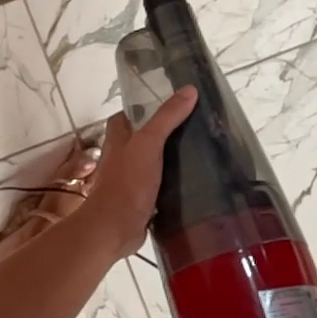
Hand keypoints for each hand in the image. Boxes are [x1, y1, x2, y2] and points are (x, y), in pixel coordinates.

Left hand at [82, 87, 196, 260]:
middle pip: (141, 140)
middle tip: (193, 129)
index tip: (171, 105)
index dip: (142, 108)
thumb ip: (167, 117)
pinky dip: (173, 184)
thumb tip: (190, 90)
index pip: (126, 116)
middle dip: (163, 135)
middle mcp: (121, 158)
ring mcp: (131, 181)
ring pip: (152, 164)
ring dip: (170, 160)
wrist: (115, 227)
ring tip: (201, 153)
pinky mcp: (141, 201)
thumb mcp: (149, 143)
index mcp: (117, 139)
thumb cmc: (127, 181)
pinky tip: (194, 183)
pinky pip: (159, 187)